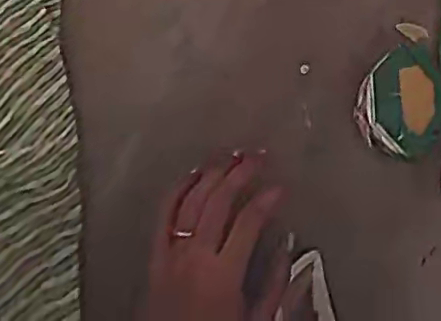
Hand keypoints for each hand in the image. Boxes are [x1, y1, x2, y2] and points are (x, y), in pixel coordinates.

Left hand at [143, 152, 307, 320]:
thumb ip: (273, 285)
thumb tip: (286, 247)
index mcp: (222, 275)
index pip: (249, 221)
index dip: (268, 198)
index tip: (281, 187)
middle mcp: (195, 259)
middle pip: (219, 201)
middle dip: (242, 172)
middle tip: (259, 156)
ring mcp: (171, 257)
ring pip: (192, 201)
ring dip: (212, 173)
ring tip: (231, 155)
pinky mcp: (154, 261)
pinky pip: (163, 217)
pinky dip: (178, 190)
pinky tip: (193, 174)